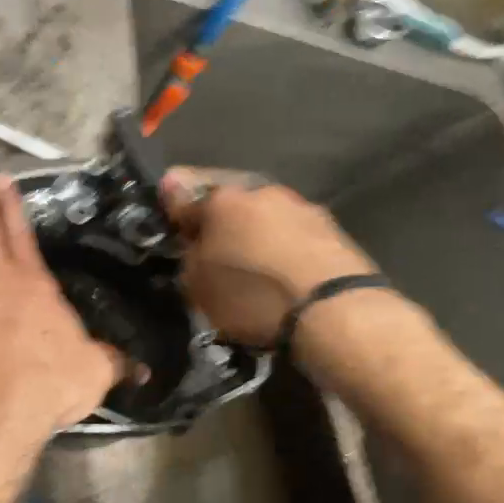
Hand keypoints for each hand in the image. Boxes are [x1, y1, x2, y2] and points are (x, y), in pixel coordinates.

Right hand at [159, 170, 378, 345]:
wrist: (334, 311)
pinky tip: (278, 271)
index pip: (181, 193)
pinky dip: (278, 246)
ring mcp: (300, 206)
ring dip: (250, 233)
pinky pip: (289, 233)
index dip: (171, 213)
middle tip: (207, 250)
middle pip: (226, 201)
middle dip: (215, 221)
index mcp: (222, 198)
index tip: (169, 231)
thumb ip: (186, 249)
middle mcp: (260, 191)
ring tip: (246, 265)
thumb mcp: (198, 283)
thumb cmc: (251, 295)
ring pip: (261, 216)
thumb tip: (186, 229)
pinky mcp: (331, 228)